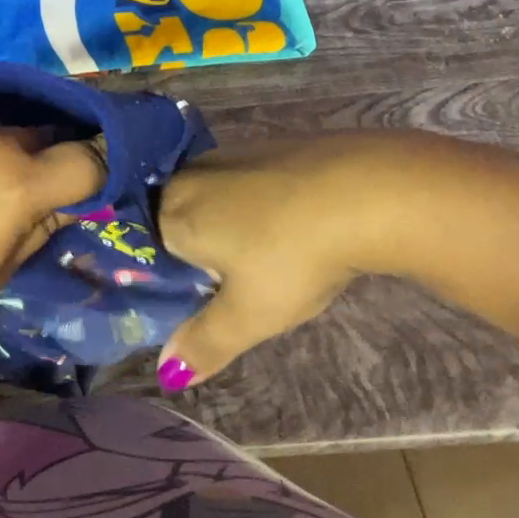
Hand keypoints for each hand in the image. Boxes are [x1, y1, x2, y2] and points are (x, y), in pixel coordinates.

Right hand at [152, 132, 434, 388]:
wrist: (368, 190)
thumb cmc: (293, 256)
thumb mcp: (250, 314)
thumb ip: (204, 343)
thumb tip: (166, 374)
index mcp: (171, 214)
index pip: (150, 249)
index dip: (170, 277)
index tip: (199, 299)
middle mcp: (189, 177)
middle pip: (179, 218)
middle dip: (197, 250)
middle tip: (232, 283)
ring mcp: (230, 154)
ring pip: (214, 197)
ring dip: (229, 225)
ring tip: (266, 256)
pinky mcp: (271, 144)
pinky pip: (248, 181)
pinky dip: (260, 203)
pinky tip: (292, 224)